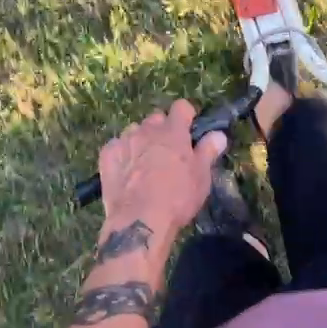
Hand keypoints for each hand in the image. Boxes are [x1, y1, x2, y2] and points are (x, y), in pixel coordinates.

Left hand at [97, 100, 227, 235]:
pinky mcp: (108, 154)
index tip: (189, 129)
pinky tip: (125, 171)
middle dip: (163, 129)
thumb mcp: (201, 177)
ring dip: (141, 140)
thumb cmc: (177, 198)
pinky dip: (122, 154)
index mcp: (173, 131)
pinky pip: (116, 146)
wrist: (140, 220)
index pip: (181, 107)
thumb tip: (218, 134)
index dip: (186, 115)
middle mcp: (148, 129)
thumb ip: (208, 151)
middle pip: (157, 118)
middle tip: (168, 151)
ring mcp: (125, 140)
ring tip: (145, 162)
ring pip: (135, 130)